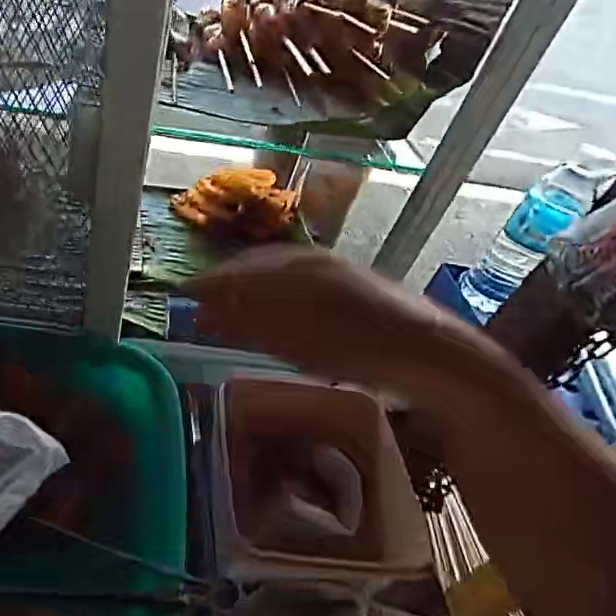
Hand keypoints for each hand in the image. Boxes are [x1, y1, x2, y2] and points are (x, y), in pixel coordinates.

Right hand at [188, 247, 511, 399]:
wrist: (433, 353)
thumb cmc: (364, 347)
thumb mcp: (300, 341)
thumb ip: (253, 324)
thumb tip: (207, 313)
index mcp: (299, 266)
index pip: (241, 271)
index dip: (210, 284)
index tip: (182, 295)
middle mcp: (315, 262)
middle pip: (259, 267)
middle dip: (228, 284)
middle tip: (201, 303)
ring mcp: (338, 273)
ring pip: (280, 275)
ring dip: (252, 290)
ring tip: (231, 310)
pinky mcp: (354, 289)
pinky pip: (302, 284)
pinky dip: (279, 297)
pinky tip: (276, 314)